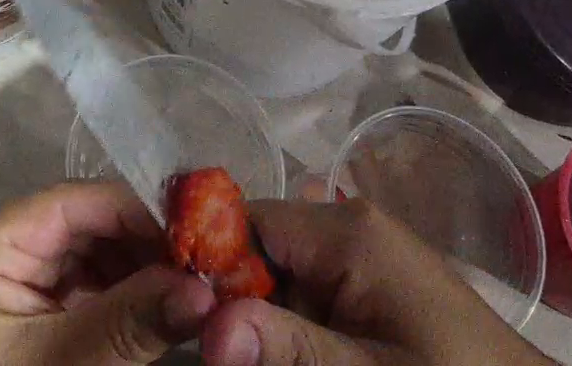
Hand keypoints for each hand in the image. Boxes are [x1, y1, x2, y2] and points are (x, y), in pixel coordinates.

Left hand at [0, 182, 216, 365]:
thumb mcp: (68, 364)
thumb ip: (132, 322)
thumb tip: (205, 290)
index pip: (72, 201)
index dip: (136, 209)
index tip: (196, 230)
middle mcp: (9, 246)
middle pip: (91, 221)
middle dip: (150, 239)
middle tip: (209, 259)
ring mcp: (29, 276)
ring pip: (102, 248)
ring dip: (151, 265)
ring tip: (200, 280)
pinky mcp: (48, 306)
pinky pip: (100, 281)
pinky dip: (137, 290)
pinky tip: (174, 301)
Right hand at [200, 200, 556, 365]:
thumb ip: (289, 349)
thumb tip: (205, 327)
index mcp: (346, 230)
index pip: (249, 220)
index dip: (215, 263)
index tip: (194, 316)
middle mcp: (352, 223)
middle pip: (265, 247)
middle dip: (245, 299)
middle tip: (234, 353)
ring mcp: (367, 249)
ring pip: (287, 272)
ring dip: (273, 317)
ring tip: (275, 355)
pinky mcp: (377, 276)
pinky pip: (317, 287)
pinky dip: (303, 323)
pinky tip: (310, 353)